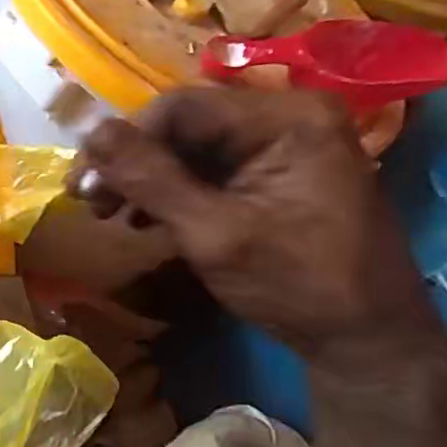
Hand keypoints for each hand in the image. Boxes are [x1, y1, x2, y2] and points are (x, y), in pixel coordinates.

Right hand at [71, 88, 437, 359]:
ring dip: (143, 179)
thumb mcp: (213, 232)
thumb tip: (90, 134)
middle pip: (181, 125)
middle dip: (130, 162)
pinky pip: (204, 169)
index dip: (124, 141)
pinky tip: (142, 220)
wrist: (364, 339)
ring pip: (186, 148)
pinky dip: (167, 193)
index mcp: (285, 118)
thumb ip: (151, 179)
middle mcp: (283, 117)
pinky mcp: (270, 174)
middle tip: (90, 202)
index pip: (180, 107)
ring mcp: (279, 146)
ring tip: (111, 216)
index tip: (82, 185)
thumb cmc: (296, 284)